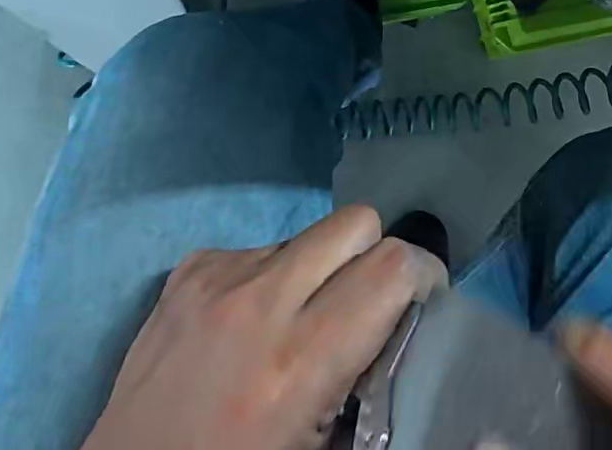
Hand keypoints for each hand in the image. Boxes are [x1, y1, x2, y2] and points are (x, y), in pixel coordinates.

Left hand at [83, 206, 446, 449]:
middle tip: (364, 305)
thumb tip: (413, 335)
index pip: (392, 267)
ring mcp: (218, 277)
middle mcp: (260, 303)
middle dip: (374, 257)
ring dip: (322, 267)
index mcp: (299, 364)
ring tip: (298, 320)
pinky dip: (272, 275)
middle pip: (357, 222)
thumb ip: (376, 390)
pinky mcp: (188, 270)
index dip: (423, 275)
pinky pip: (262, 245)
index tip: (420, 303)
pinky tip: (248, 324)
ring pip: (310, 232)